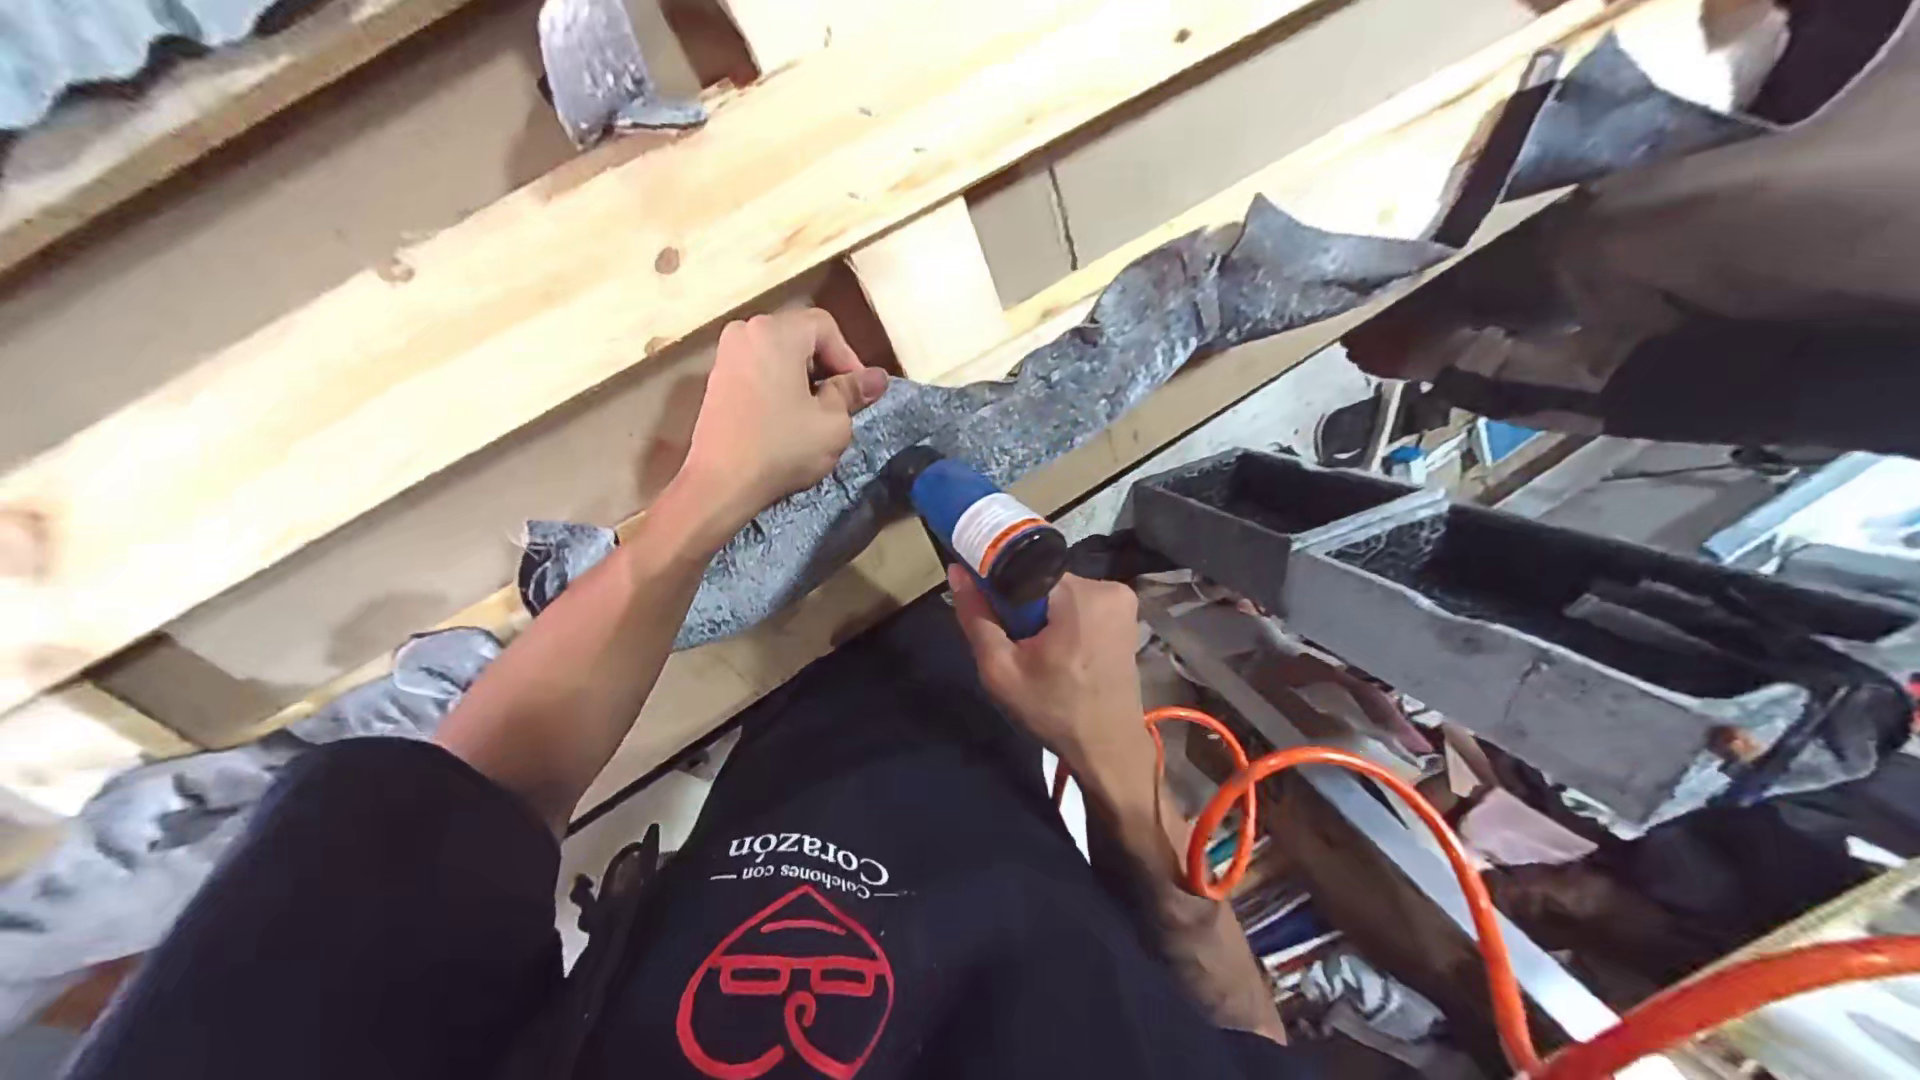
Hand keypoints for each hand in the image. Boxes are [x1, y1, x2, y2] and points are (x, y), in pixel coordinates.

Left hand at [679, 309, 888, 534]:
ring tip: (816, 413)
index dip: (849, 358)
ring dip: (803, 378)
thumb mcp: (832, 423)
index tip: (859, 393)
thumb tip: (878, 378)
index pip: (826, 327)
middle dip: (826, 367)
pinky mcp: (716, 379)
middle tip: (842, 404)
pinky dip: (779, 385)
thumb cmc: (783, 448)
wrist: (722, 482)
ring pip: (779, 354)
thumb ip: (853, 392)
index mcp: (776, 332)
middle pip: (801, 337)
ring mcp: (726, 354)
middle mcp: (746, 331)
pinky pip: (759, 369)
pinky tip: (787, 417)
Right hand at [948, 566, 1154, 789]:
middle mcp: (1107, 587)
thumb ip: (976, 617)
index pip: (1024, 567)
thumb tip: (956, 570)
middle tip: (1014, 639)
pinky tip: (1060, 649)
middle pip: (1043, 578)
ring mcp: (1122, 599)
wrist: (1107, 746)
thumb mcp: (1001, 670)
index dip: (999, 584)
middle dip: (1023, 603)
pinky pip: (1081, 601)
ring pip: (1061, 590)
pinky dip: (1064, 617)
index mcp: (1079, 596)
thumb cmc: (1053, 710)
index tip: (986, 605)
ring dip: (1043, 610)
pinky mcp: (1128, 613)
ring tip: (1038, 649)